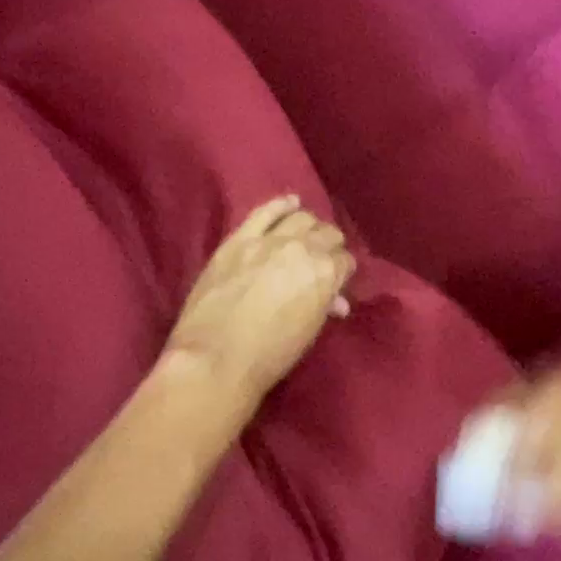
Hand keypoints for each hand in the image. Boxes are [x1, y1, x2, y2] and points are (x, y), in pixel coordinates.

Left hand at [163, 195, 355, 399]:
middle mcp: (304, 248)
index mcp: (327, 273)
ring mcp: (269, 240)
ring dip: (309, 226)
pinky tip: (290, 202)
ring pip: (301, 218)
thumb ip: (324, 306)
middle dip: (330, 246)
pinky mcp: (239, 239)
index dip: (342, 272)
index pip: (345, 262)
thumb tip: (335, 301)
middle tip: (324, 258)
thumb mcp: (309, 331)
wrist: (215, 359)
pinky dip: (281, 205)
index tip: (337, 282)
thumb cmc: (270, 356)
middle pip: (327, 234)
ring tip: (307, 235)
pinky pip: (265, 211)